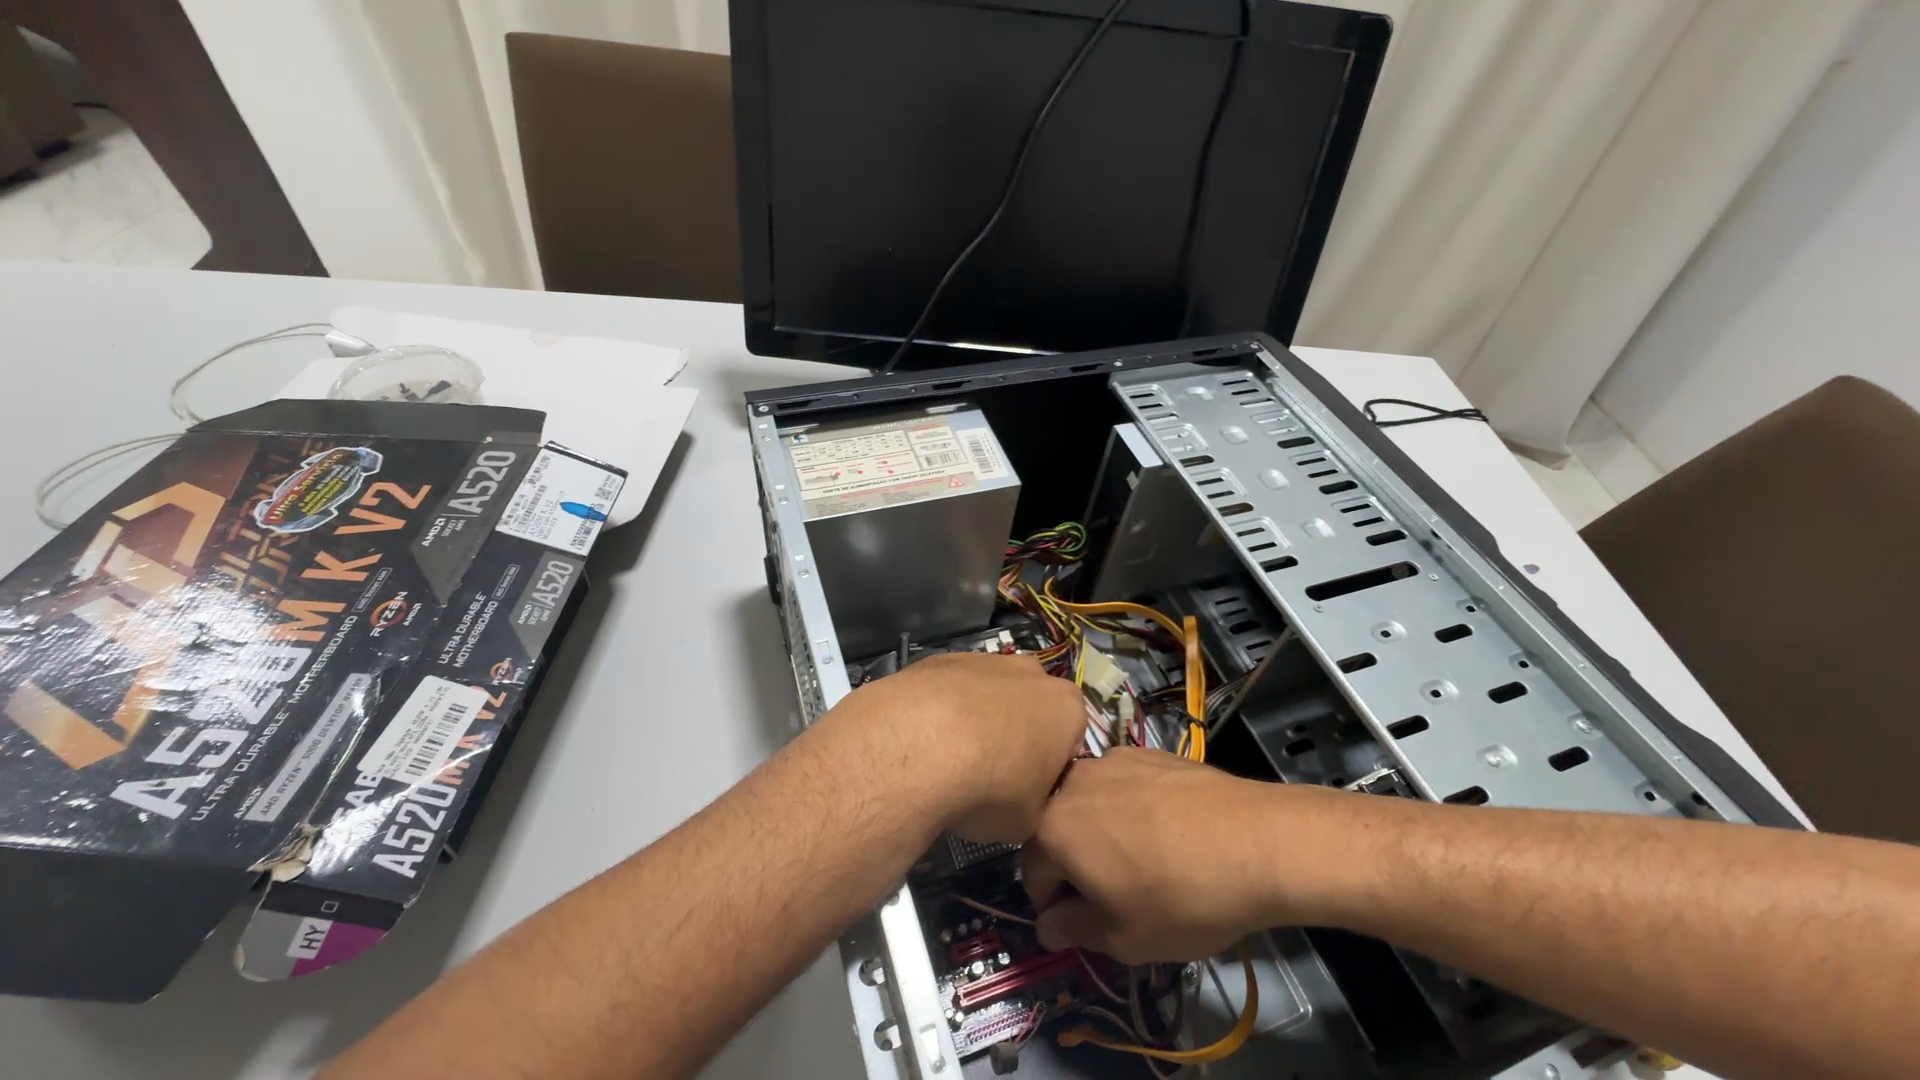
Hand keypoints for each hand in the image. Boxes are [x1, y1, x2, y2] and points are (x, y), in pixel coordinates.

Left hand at [819, 652, 1086, 844]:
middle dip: (1015, 736)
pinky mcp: (942, 658)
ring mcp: (985, 660)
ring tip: (948, 759)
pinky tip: (925, 738)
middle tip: (988, 774)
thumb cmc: (990, 788)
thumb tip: (1020, 802)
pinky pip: (951, 689)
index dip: (1047, 770)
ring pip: (989, 694)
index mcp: (1067, 710)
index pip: (1068, 742)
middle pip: (1030, 709)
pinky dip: (943, 710)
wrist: (920, 747)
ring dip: (977, 721)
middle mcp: (1032, 674)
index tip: (1024, 792)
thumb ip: (1035, 805)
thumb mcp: (1027, 822)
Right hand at [1021, 749, 1354, 962]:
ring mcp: (1113, 760)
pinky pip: (1126, 787)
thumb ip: (1072, 930)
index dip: (1054, 908)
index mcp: (1051, 829)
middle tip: (1116, 896)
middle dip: (1078, 866)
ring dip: (1103, 834)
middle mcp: (1072, 784)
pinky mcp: (1150, 752)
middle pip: (1059, 832)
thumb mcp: (1122, 938)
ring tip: (1146, 861)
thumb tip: (1048, 924)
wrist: (1259, 842)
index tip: (1085, 925)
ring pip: (1092, 805)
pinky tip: (1170, 833)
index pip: (1032, 875)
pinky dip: (1134, 809)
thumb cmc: (1182, 898)